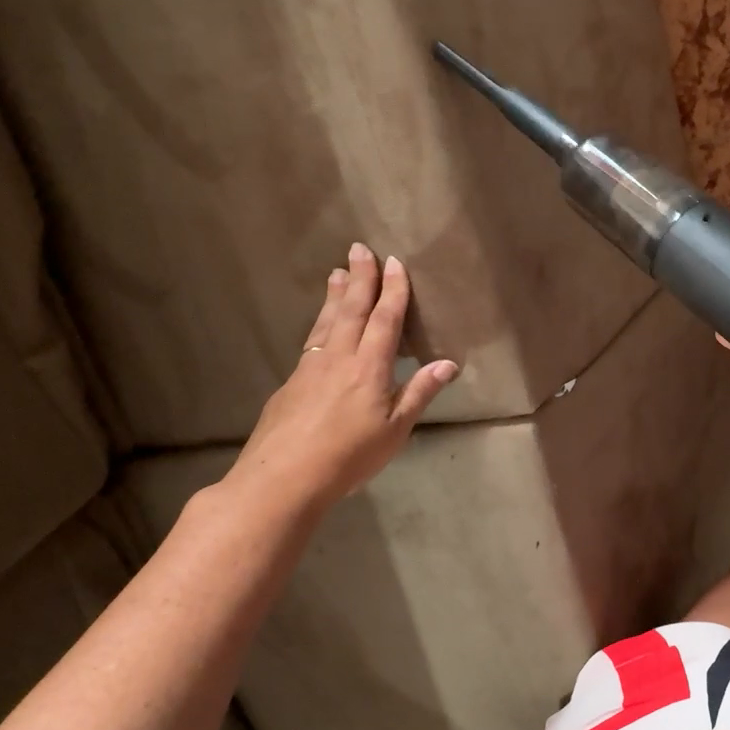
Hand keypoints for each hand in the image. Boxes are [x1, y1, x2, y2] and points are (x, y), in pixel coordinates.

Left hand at [228, 243, 458, 508]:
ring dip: (335, 296)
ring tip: (337, 273)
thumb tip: (447, 363)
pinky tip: (321, 327)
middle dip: (359, 279)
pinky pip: (312, 342)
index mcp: (368, 367)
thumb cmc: (349, 456)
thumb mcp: (396, 429)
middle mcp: (338, 359)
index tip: (394, 263)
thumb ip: (419, 392)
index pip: (384, 320)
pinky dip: (320, 323)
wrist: (281, 480)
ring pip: (326, 323)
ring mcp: (309, 370)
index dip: (392, 291)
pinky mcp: (290, 386)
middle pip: (350, 310)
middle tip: (359, 249)